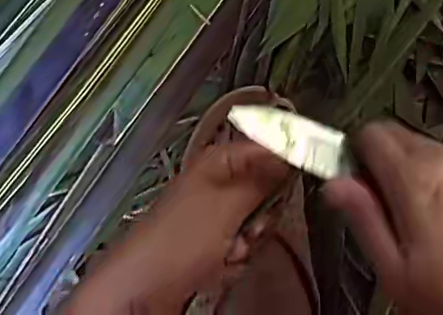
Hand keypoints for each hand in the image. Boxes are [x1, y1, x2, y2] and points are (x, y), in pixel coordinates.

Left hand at [65, 140, 291, 314]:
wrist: (136, 298)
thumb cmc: (179, 242)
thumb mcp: (227, 206)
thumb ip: (263, 178)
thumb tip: (295, 148)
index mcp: (221, 160)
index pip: (268, 144)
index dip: (288, 156)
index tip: (306, 170)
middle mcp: (220, 180)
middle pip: (267, 186)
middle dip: (264, 213)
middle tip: (252, 229)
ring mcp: (216, 213)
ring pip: (259, 219)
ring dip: (250, 240)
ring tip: (231, 254)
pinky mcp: (212, 244)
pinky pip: (244, 243)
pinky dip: (237, 258)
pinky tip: (221, 268)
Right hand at [324, 122, 442, 314]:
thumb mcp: (392, 268)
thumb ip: (363, 217)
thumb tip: (333, 183)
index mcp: (415, 178)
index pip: (371, 133)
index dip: (355, 150)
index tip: (352, 177)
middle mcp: (439, 157)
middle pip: (391, 130)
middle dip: (376, 153)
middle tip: (374, 197)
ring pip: (413, 139)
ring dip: (399, 158)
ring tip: (402, 206)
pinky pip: (436, 150)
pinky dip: (423, 164)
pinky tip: (428, 203)